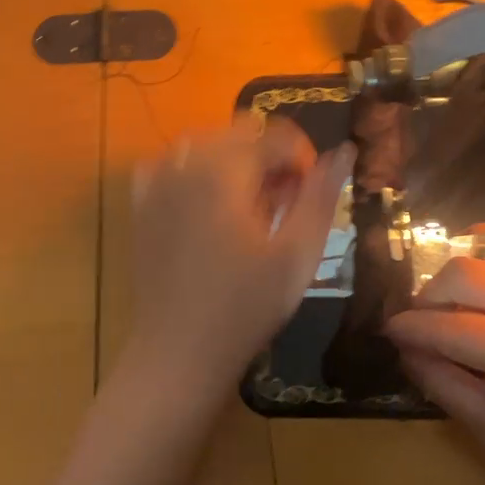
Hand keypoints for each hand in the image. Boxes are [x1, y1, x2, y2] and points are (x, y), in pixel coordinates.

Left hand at [128, 119, 352, 382]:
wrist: (178, 351)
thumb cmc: (245, 308)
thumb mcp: (296, 256)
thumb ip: (320, 197)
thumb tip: (344, 152)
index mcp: (225, 172)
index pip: (275, 136)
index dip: (302, 160)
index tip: (309, 196)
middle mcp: (185, 165)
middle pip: (238, 134)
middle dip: (267, 157)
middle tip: (283, 205)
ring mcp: (156, 184)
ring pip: (202, 145)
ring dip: (232, 161)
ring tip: (249, 206)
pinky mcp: (141, 207)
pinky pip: (167, 167)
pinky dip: (191, 172)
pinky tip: (206, 203)